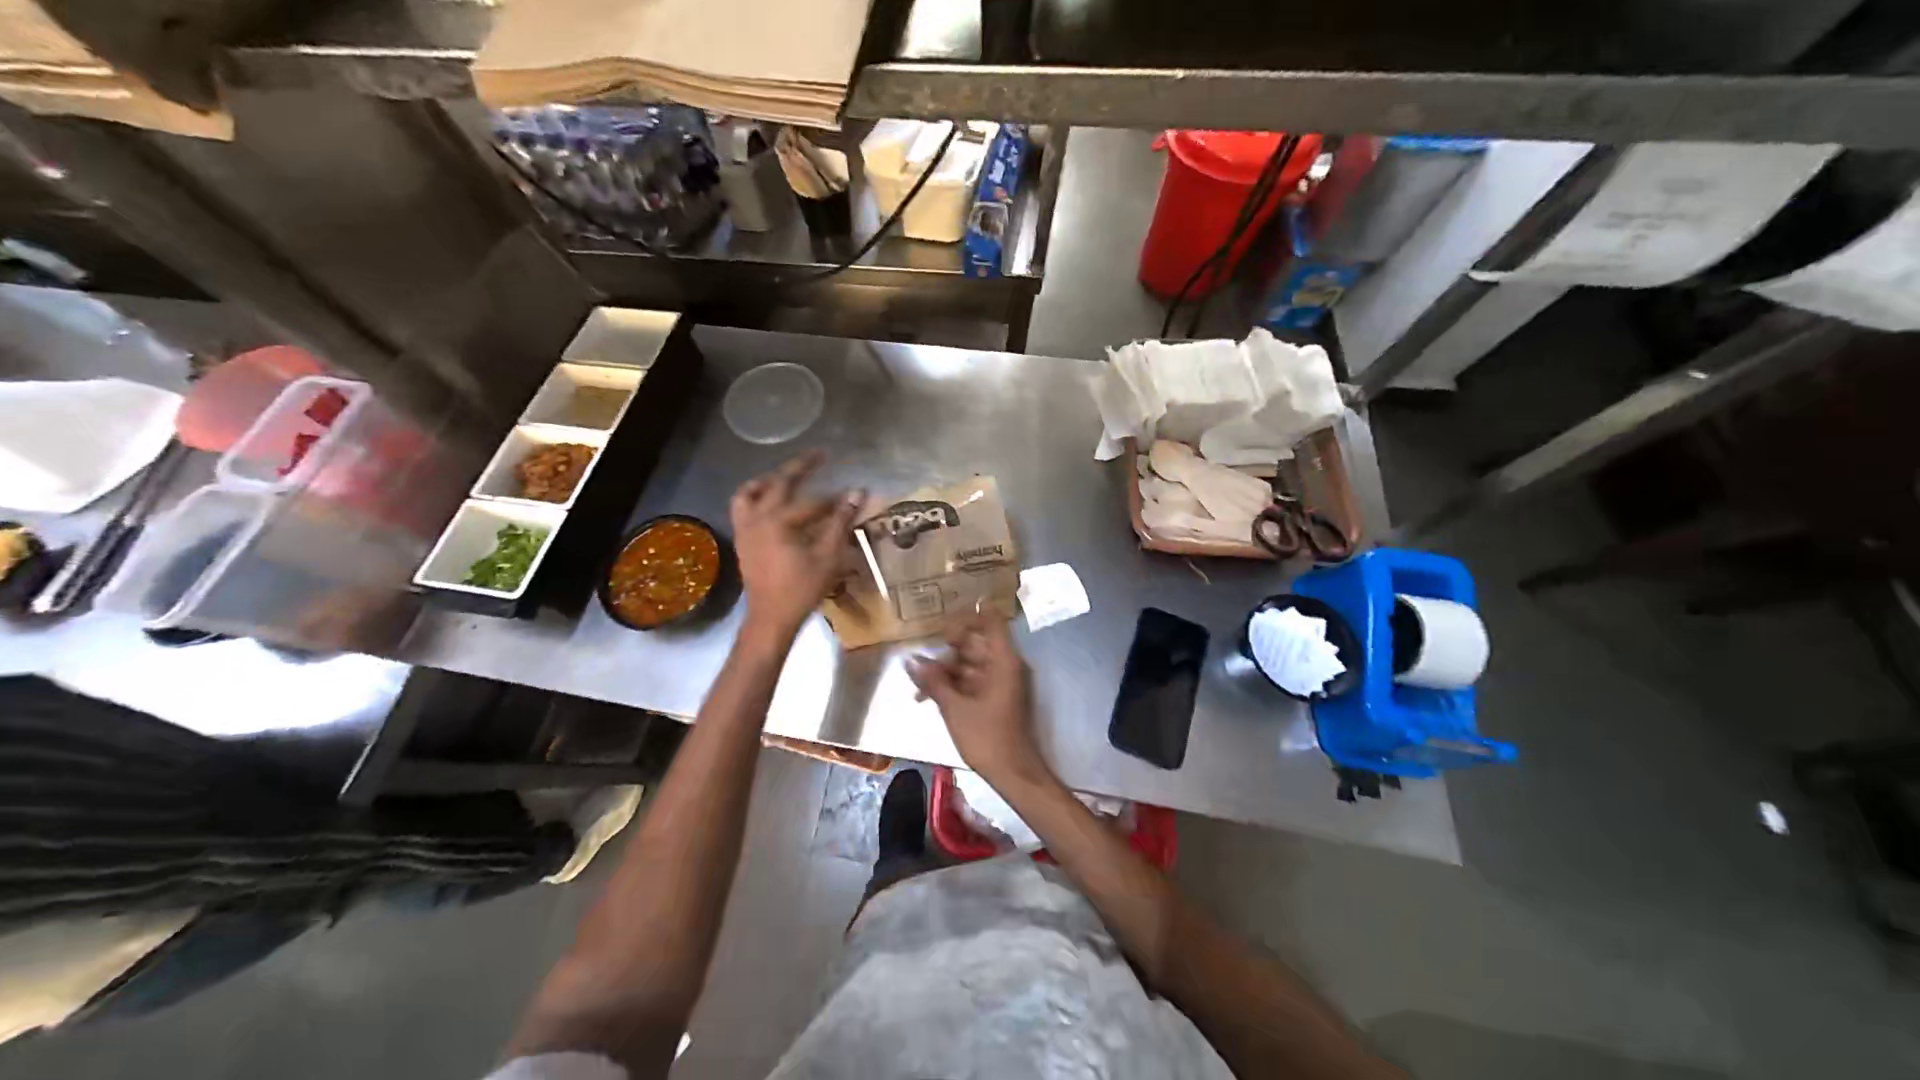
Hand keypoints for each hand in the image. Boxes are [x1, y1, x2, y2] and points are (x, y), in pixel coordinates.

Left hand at [730, 452, 862, 642]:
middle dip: (800, 468)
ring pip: (750, 492)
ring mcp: (745, 528)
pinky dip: (754, 498)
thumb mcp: (828, 556)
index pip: (813, 502)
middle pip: (778, 484)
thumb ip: (840, 522)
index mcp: (779, 521)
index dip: (835, 498)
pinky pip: (742, 508)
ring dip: (768, 480)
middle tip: (818, 454)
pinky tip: (768, 503)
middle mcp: (757, 517)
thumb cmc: (801, 589)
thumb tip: (857, 493)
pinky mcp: (742, 540)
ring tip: (783, 475)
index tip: (853, 492)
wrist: (770, 618)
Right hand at [907, 615, 1050, 789]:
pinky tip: (929, 697)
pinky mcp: (996, 699)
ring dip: (945, 672)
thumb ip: (933, 681)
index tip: (942, 619)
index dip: (968, 617)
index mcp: (1003, 661)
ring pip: (970, 665)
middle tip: (920, 660)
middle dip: (947, 651)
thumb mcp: (955, 708)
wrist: (1013, 773)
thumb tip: (911, 660)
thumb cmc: (987, 738)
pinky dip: (953, 686)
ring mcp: (1001, 683)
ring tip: (918, 686)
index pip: (990, 623)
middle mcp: (1005, 666)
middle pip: (976, 645)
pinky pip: (972, 681)